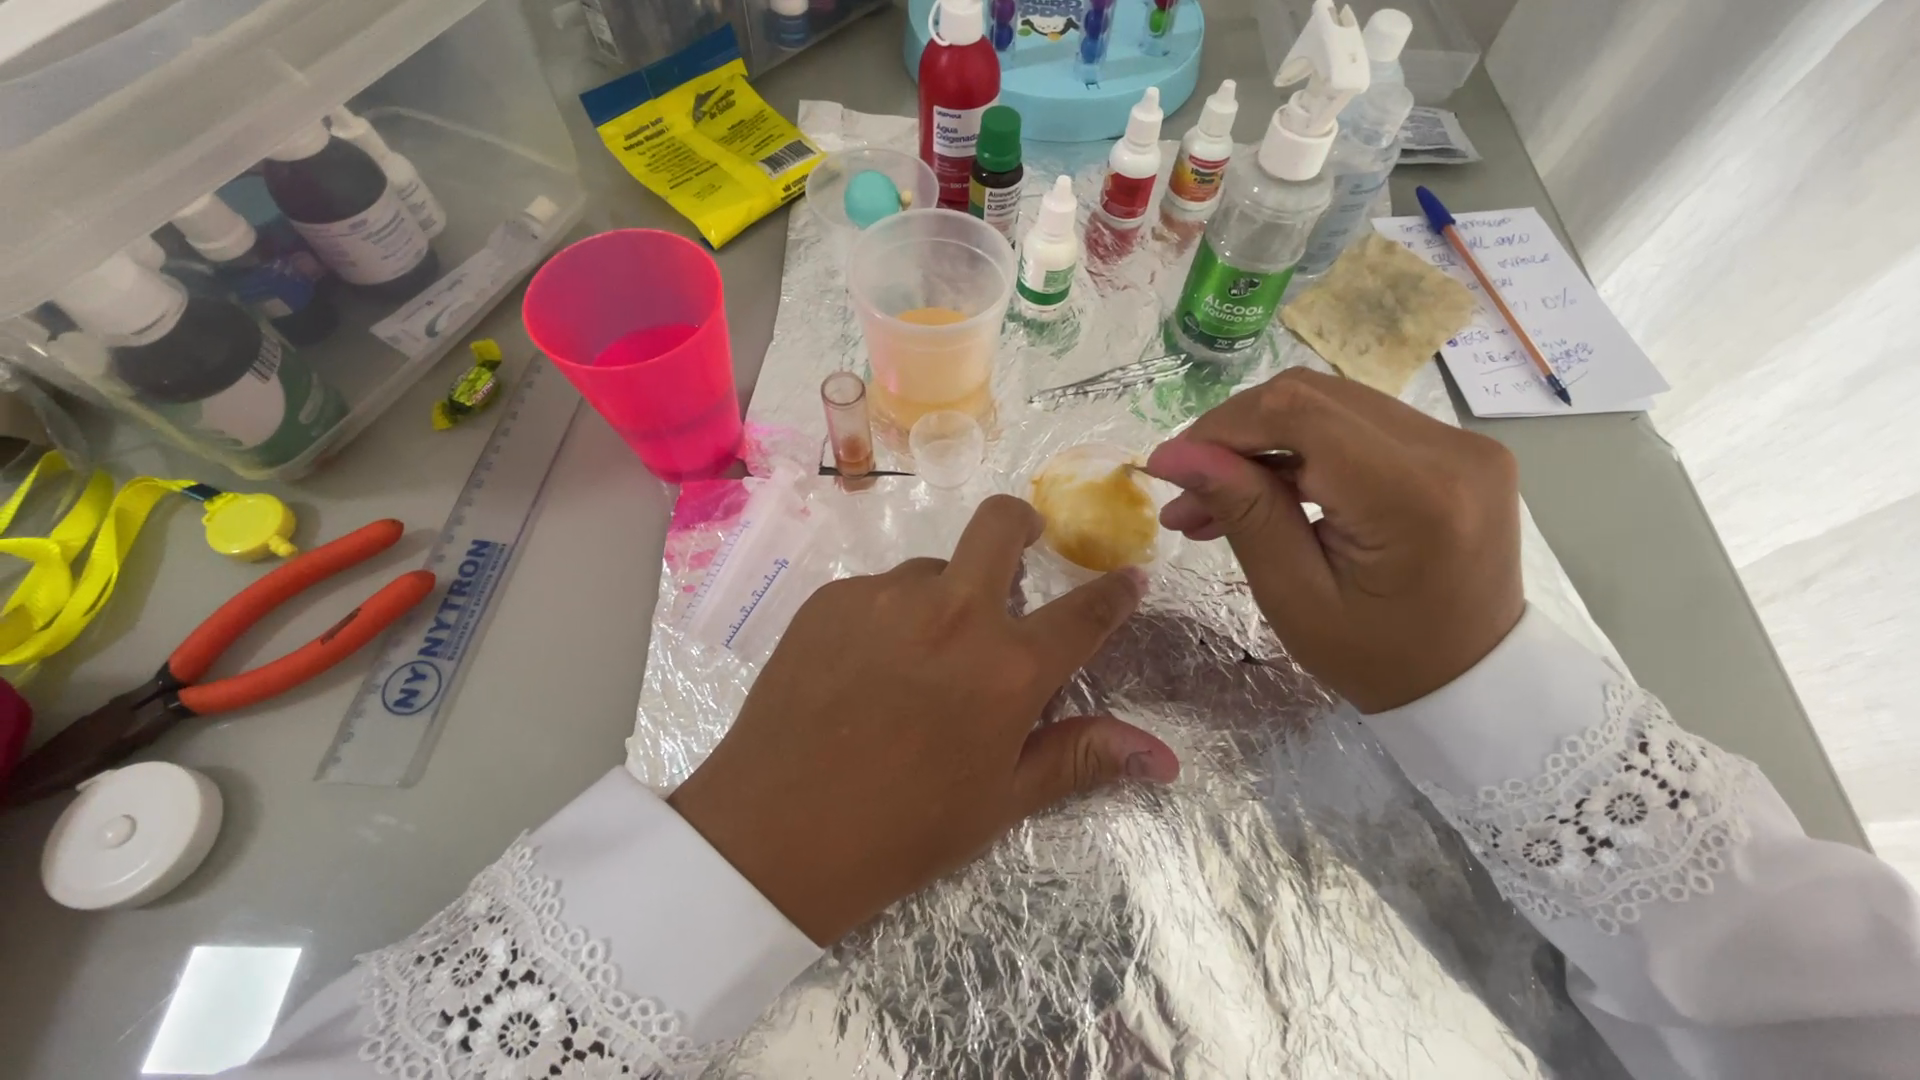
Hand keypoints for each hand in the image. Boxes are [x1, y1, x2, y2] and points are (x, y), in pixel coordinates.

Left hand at [668, 496, 1179, 944]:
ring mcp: (884, 597)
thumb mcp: (1001, 798)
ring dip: (944, 596)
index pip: (1084, 613)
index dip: (1115, 593)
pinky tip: (865, 669)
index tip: (1128, 578)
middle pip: (1000, 524)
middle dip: (1023, 524)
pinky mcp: (830, 599)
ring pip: (933, 568)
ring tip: (920, 658)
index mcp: (1007, 667)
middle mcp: (952, 613)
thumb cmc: (903, 829)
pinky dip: (889, 616)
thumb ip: (1081, 757)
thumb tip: (1165, 758)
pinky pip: (878, 591)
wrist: (775, 835)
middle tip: (1025, 545)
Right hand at [1145, 369, 1523, 713]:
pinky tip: (1264, 489)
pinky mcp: (1453, 447)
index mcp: (1413, 496)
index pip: (1298, 414)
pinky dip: (1299, 450)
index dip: (1222, 428)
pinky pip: (1355, 424)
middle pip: (1310, 397)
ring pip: (1328, 404)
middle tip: (1188, 492)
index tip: (1170, 466)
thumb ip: (1244, 512)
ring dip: (1261, 443)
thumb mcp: (1294, 597)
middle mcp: (1449, 449)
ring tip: (1213, 501)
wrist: (1473, 679)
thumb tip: (1174, 455)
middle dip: (1234, 436)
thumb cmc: (1378, 659)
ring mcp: (1458, 442)